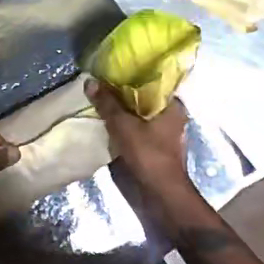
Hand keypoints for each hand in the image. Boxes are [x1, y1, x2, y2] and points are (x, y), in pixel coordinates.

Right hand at [86, 81, 198, 216]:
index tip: (113, 70)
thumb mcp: (123, 126)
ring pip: (142, 113)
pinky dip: (127, 124)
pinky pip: (140, 127)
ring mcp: (167, 132)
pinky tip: (110, 121)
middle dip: (125, 92)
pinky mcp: (158, 145)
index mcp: (173, 105)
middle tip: (102, 84)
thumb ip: (107, 103)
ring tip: (102, 100)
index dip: (132, 74)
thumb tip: (90, 81)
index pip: (153, 80)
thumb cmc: (148, 154)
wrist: (161, 194)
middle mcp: (173, 115)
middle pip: (145, 97)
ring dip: (125, 110)